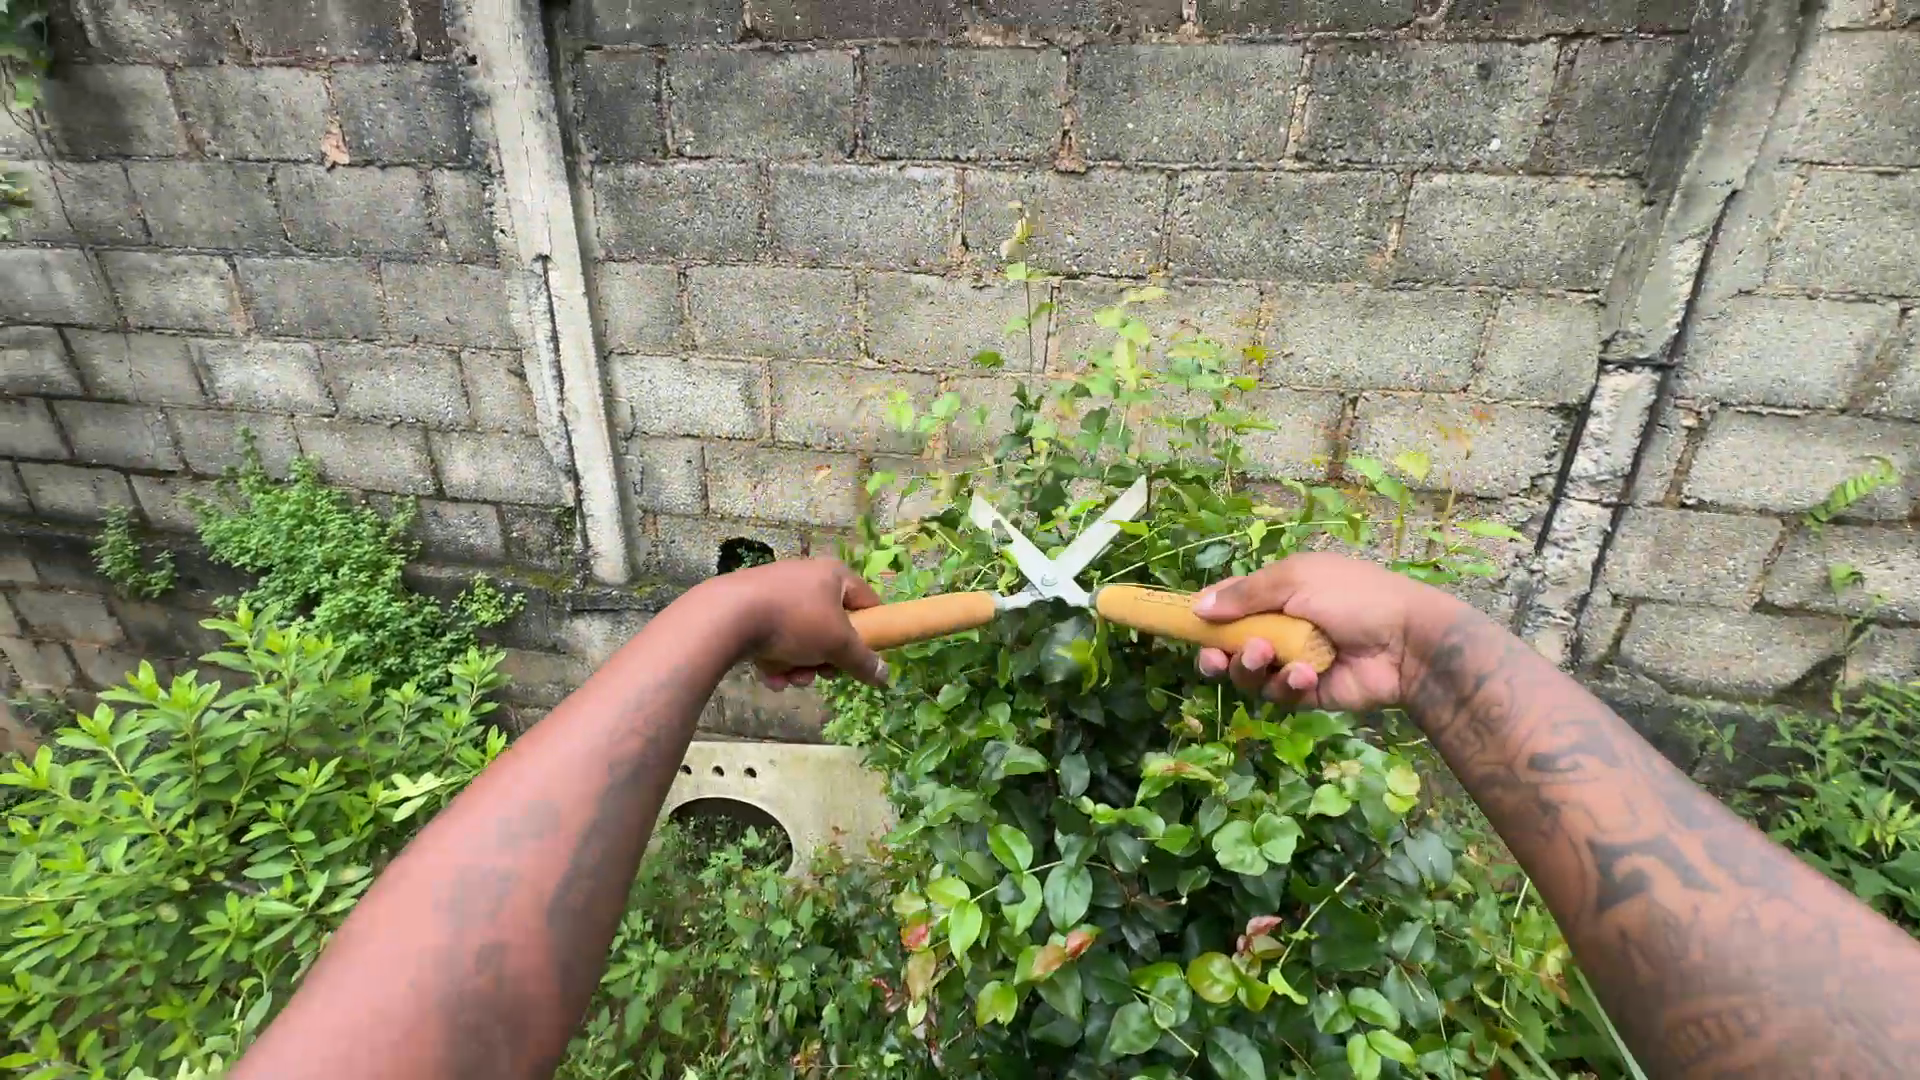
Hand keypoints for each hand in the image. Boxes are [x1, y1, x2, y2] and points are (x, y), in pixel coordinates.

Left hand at [700, 559, 889, 690]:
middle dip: (827, 658)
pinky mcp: (749, 607)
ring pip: (801, 636)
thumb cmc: (795, 621)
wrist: (727, 616)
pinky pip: (774, 637)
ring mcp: (776, 591)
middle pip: (831, 625)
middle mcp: (806, 577)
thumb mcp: (837, 645)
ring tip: (791, 679)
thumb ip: (864, 661)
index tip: (866, 657)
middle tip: (823, 673)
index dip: (871, 631)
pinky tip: (770, 676)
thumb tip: (886, 677)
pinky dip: (776, 659)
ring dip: (801, 665)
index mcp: (833, 575)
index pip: (867, 602)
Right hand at [1191, 552, 1463, 711]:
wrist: (1410, 642)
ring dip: (1250, 666)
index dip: (1204, 613)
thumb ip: (1243, 594)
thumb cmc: (1353, 597)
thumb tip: (1196, 607)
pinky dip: (1286, 683)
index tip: (1183, 623)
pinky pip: (1277, 693)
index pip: (1228, 602)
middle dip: (1216, 653)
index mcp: (1276, 593)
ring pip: (1246, 673)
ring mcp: (1291, 660)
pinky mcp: (1305, 691)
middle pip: (1227, 645)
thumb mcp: (1294, 580)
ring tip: (1267, 657)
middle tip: (1215, 658)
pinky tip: (1305, 674)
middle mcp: (1278, 627)